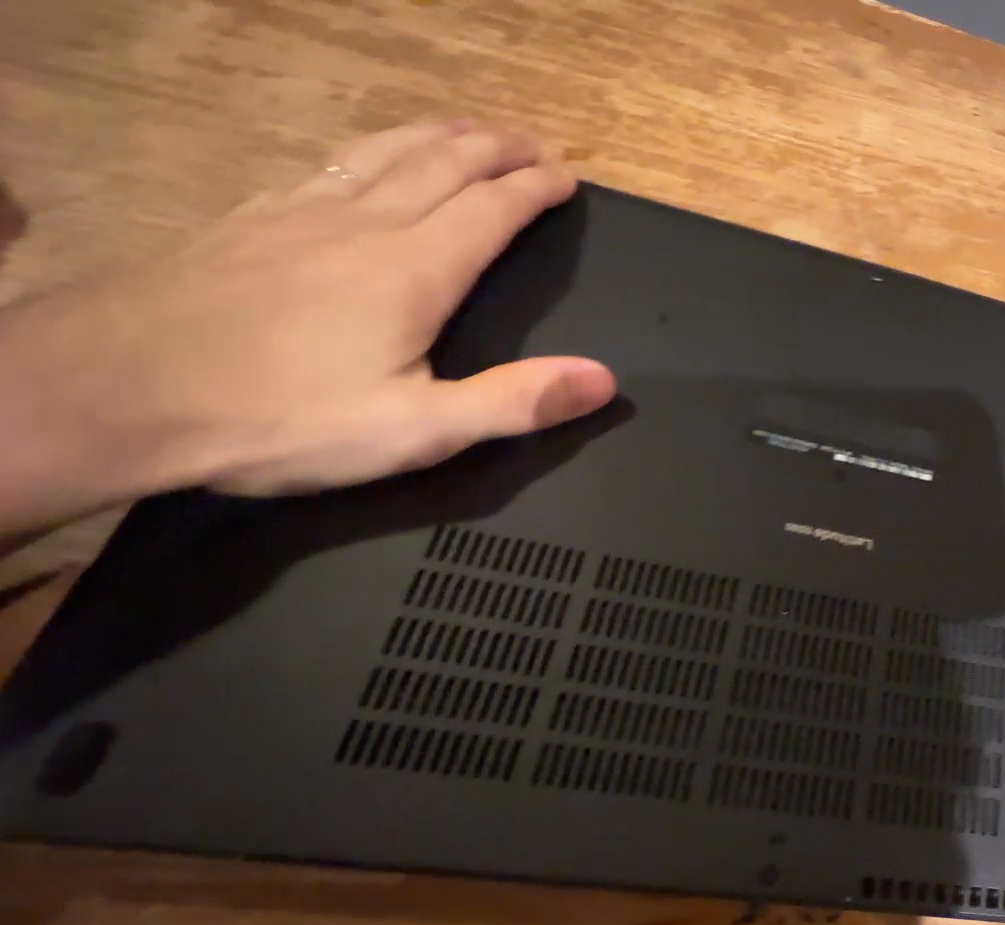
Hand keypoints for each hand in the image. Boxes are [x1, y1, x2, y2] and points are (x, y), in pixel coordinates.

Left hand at [0, 120, 615, 535]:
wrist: (116, 393)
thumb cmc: (284, 417)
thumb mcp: (419, 429)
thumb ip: (516, 402)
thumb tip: (604, 378)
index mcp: (413, 271)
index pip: (490, 210)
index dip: (534, 190)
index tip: (568, 177)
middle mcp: (363, 226)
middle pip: (443, 165)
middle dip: (496, 149)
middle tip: (534, 143)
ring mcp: (300, 215)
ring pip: (385, 153)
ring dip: (438, 137)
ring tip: (470, 131)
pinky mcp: (252, 222)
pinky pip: (329, 165)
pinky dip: (372, 150)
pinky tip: (369, 159)